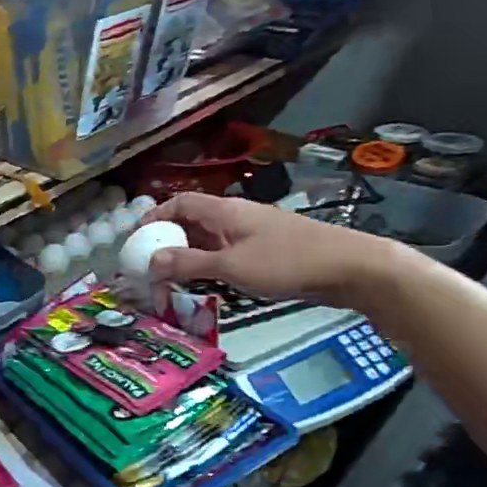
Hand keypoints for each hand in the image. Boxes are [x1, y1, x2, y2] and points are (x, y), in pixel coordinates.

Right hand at [143, 192, 400, 304]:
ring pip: (208, 239)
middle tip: (150, 267)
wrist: (349, 268)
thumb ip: (189, 263)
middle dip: (167, 241)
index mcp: (224, 211)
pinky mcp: (266, 250)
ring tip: (172, 280)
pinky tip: (207, 284)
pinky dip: (209, 264)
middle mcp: (235, 216)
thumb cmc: (287, 262)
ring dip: (188, 256)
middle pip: (191, 221)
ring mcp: (252, 232)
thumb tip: (151, 260)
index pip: (179, 203)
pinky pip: (226, 252)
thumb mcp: (231, 266)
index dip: (155, 217)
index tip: (136, 239)